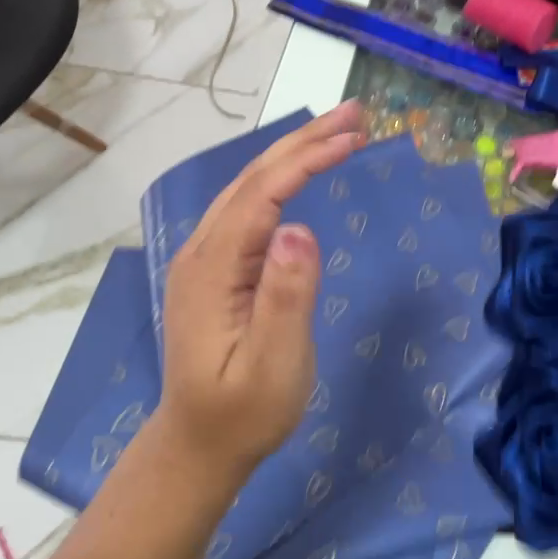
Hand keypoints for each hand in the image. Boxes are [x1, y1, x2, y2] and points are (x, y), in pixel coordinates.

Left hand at [155, 101, 366, 476]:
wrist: (199, 446)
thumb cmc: (245, 412)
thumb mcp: (273, 365)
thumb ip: (285, 298)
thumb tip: (298, 229)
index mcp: (212, 270)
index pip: (261, 194)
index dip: (307, 161)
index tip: (355, 139)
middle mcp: (201, 251)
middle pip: (253, 177)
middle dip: (305, 139)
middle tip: (358, 112)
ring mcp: (206, 256)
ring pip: (250, 185)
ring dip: (296, 150)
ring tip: (343, 128)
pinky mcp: (218, 265)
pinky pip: (252, 203)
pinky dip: (285, 174)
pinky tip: (306, 166)